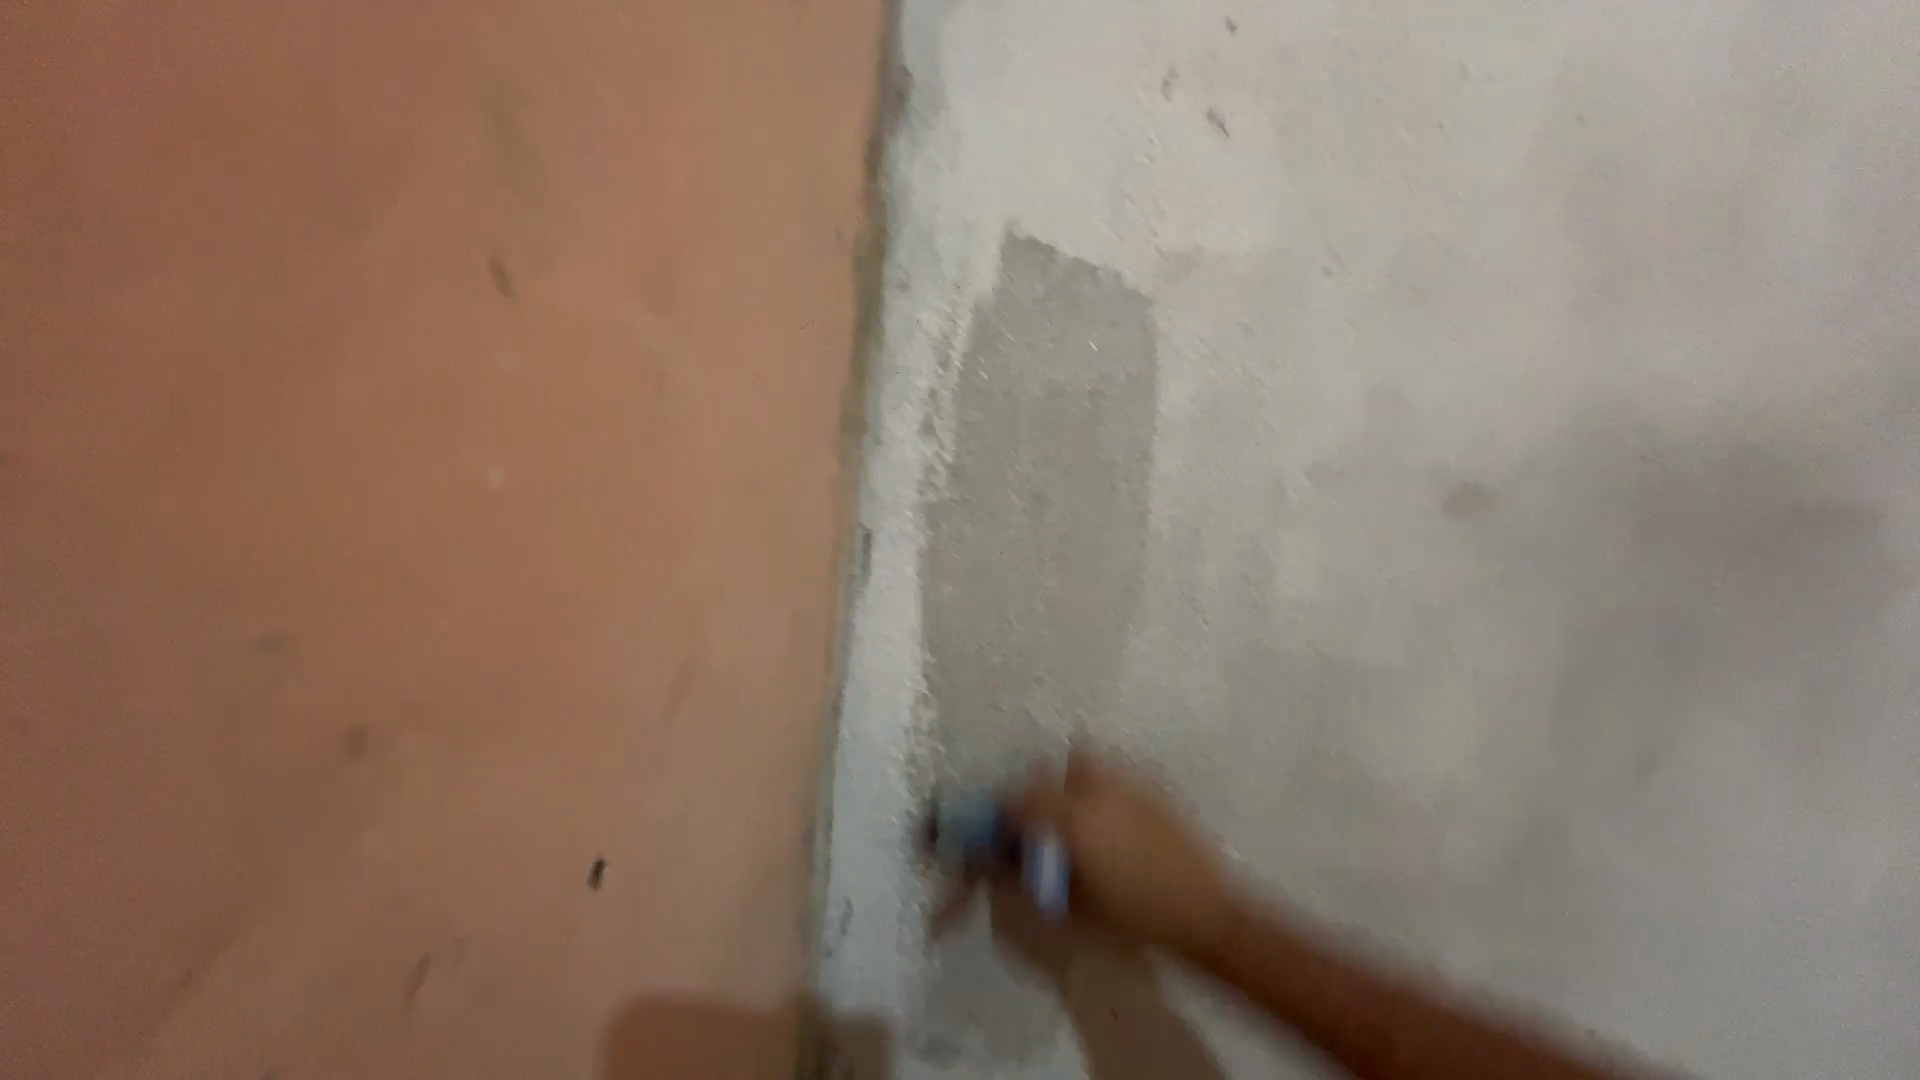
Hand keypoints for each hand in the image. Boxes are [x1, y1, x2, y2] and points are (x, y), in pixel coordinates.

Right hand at [1010, 752, 1237, 954]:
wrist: (1205, 911)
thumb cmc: (1135, 916)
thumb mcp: (1076, 905)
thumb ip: (1035, 878)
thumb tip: (1006, 865)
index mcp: (1073, 817)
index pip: (1020, 797)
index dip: (1004, 810)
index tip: (1003, 827)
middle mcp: (1095, 789)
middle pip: (1048, 770)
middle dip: (1036, 791)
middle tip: (1040, 820)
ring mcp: (1127, 782)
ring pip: (1083, 762)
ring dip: (1069, 781)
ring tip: (1076, 813)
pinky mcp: (1153, 786)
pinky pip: (1114, 773)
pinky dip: (1101, 787)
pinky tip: (1111, 819)